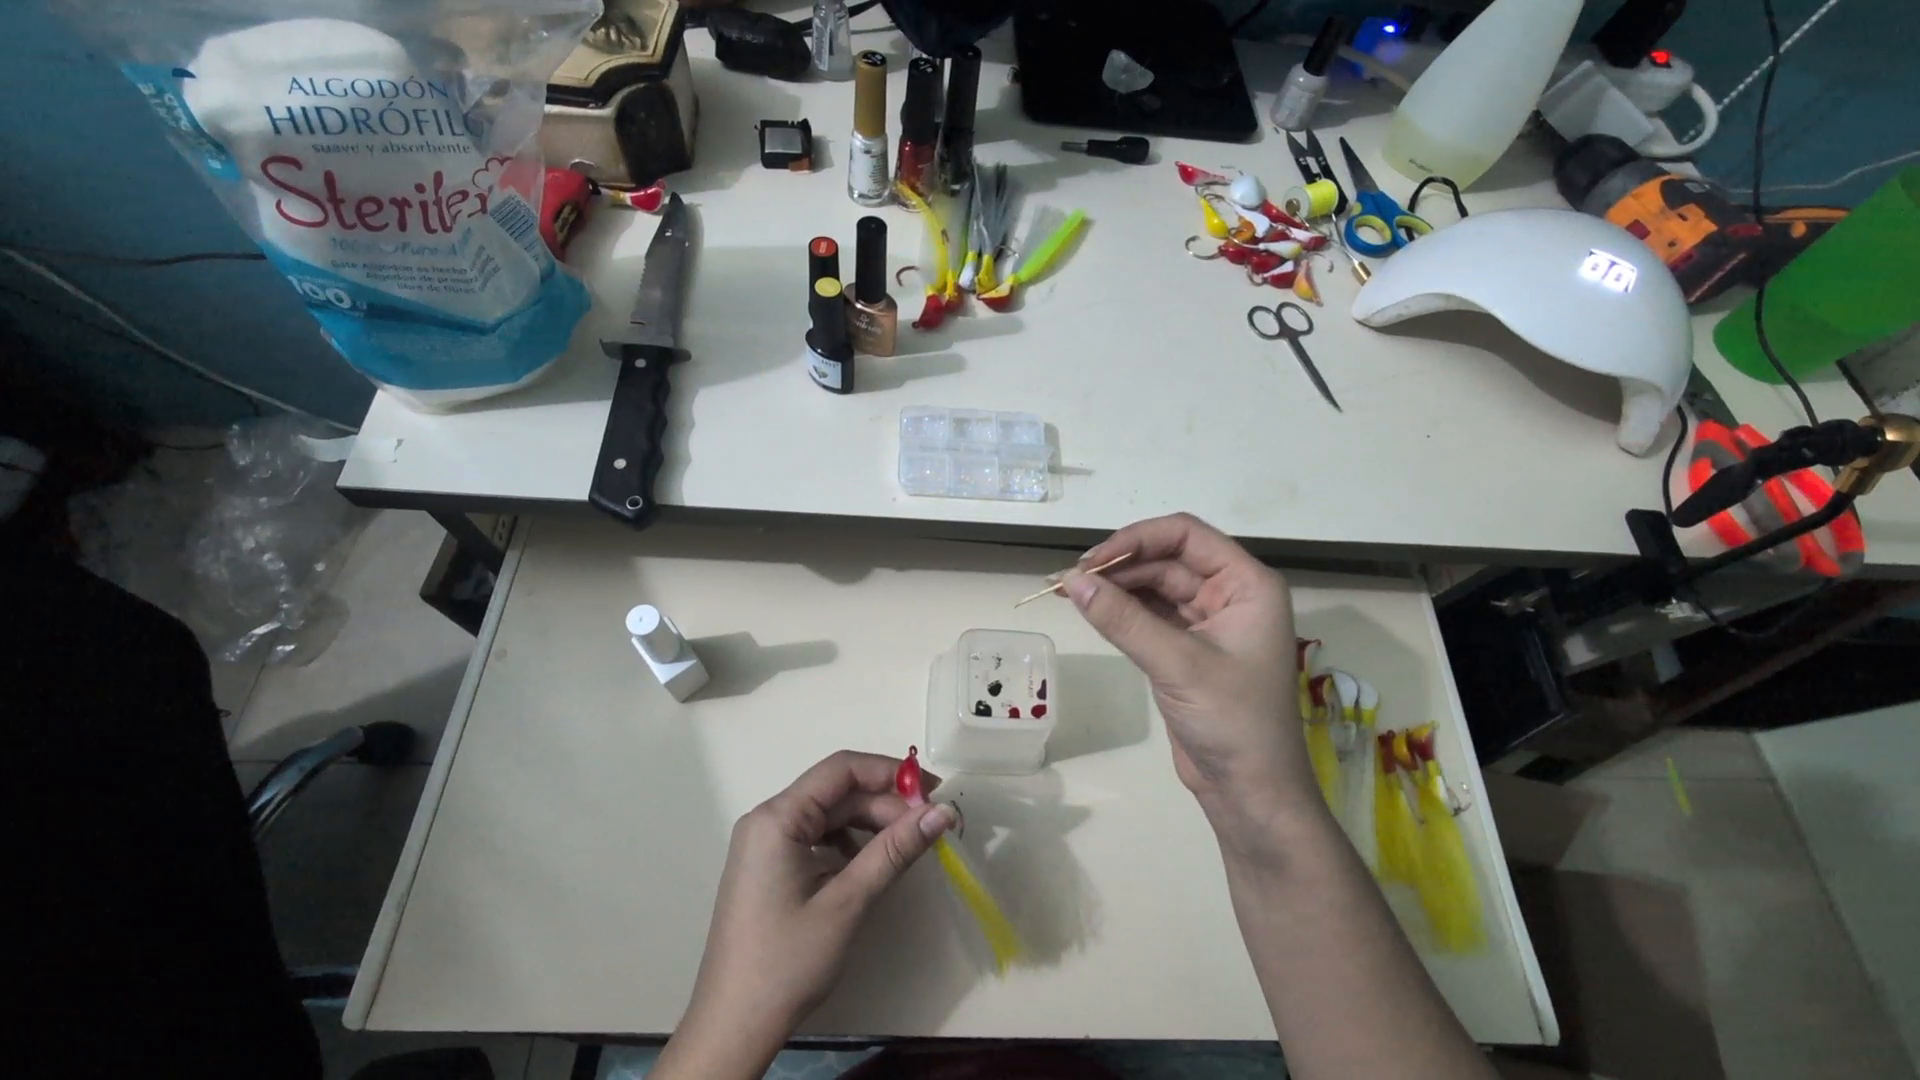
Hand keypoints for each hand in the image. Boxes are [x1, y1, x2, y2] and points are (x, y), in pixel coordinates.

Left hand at [657, 751, 957, 1079]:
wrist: (734, 1024)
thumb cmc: (787, 961)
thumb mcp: (847, 902)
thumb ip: (894, 851)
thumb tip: (943, 812)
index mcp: (777, 818)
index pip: (841, 769)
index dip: (891, 772)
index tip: (933, 792)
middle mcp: (768, 820)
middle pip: (837, 792)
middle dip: (886, 803)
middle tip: (930, 827)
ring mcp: (767, 844)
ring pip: (830, 815)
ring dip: (872, 823)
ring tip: (910, 845)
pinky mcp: (772, 866)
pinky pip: (819, 838)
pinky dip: (851, 844)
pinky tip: (874, 864)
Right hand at [1062, 514, 1313, 821]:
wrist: (1250, 791)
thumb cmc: (1232, 721)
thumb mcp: (1177, 664)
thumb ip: (1123, 619)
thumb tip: (1071, 580)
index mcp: (1247, 585)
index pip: (1187, 535)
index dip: (1138, 538)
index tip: (1093, 561)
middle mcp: (1230, 595)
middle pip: (1167, 559)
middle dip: (1120, 564)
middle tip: (1069, 580)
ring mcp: (1208, 622)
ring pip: (1155, 586)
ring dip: (1116, 587)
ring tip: (1069, 591)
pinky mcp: (1186, 649)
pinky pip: (1150, 615)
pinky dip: (1121, 611)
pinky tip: (1090, 610)